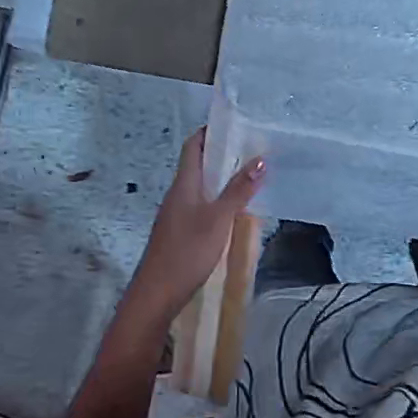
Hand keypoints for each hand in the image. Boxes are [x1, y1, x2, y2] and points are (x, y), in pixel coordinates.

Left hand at [123, 129, 264, 323]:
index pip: (193, 145)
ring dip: (221, 178)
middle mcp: (178, 192)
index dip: (210, 131)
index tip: (235, 125)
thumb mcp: (218, 219)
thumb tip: (260, 159)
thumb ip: (238, 190)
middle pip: (198, 163)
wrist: (157, 292)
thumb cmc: (187, 250)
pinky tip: (234, 210)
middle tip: (252, 150)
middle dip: (222, 154)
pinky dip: (217, 199)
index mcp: (184, 182)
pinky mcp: (180, 231)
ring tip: (249, 177)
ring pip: (200, 185)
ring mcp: (177, 212)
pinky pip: (200, 204)